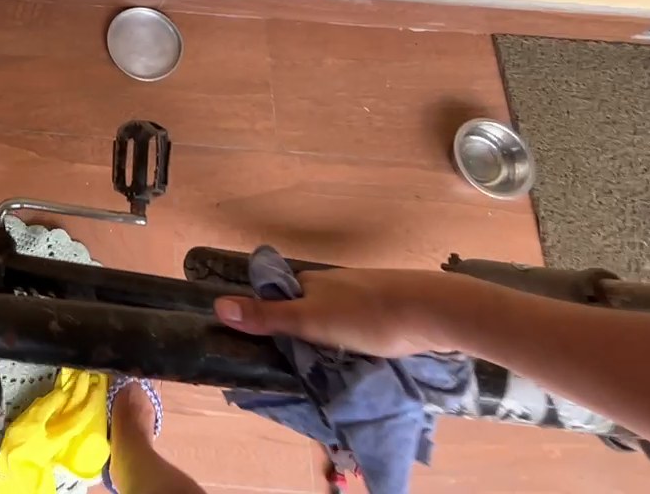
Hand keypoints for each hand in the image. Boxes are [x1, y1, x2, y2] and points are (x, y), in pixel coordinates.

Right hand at [213, 268, 496, 356]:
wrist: (432, 310)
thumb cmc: (366, 316)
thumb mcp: (310, 322)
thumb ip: (267, 317)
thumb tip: (217, 305)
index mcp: (309, 282)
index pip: (280, 299)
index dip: (274, 321)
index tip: (274, 350)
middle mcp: (330, 282)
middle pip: (307, 308)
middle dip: (304, 333)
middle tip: (308, 367)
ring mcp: (360, 292)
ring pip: (335, 317)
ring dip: (332, 339)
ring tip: (338, 367)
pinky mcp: (386, 306)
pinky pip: (360, 324)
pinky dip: (357, 339)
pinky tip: (365, 356)